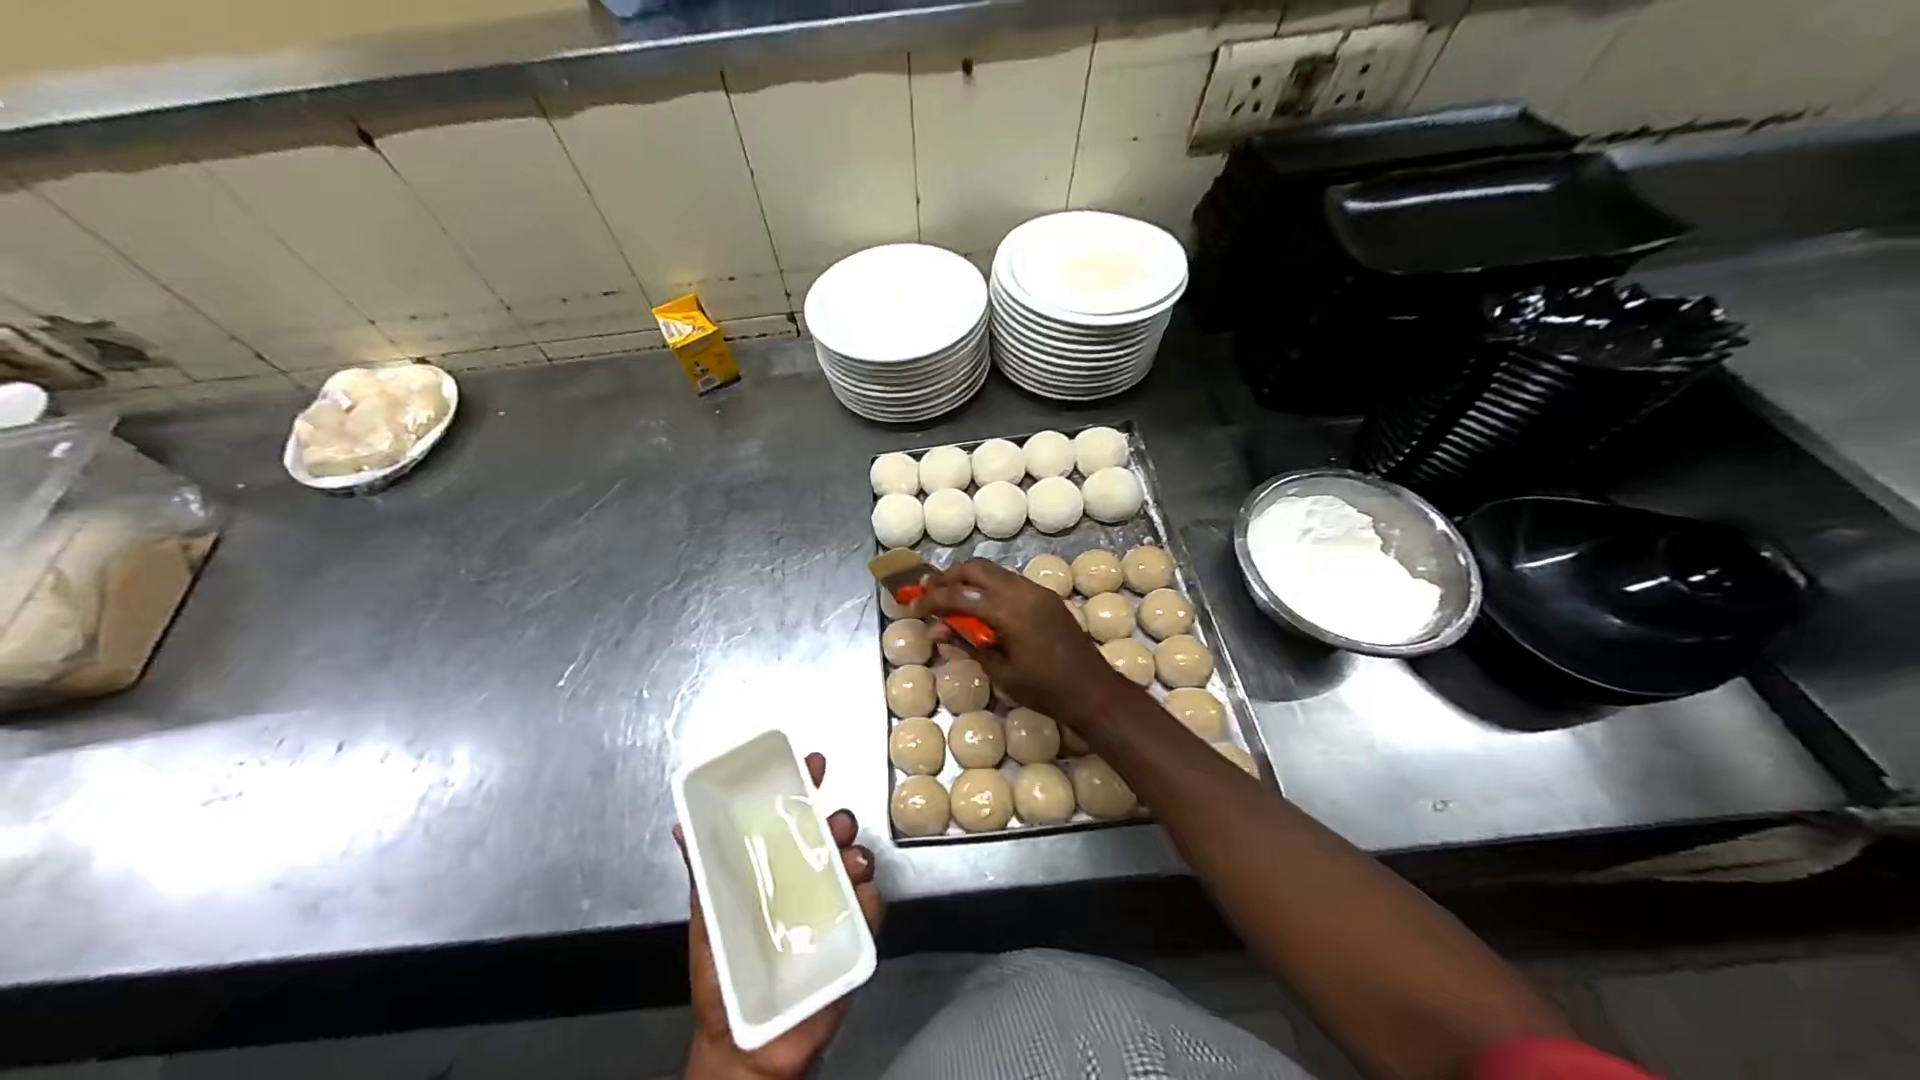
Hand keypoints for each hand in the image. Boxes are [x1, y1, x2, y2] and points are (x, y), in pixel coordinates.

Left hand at [676, 752, 883, 1079]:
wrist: (749, 1047)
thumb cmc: (724, 978)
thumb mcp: (709, 919)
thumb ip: (705, 873)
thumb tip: (682, 827)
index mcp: (775, 868)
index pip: (792, 819)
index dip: (805, 787)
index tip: (812, 764)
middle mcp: (807, 880)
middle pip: (831, 835)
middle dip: (838, 819)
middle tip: (834, 821)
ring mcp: (833, 907)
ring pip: (857, 863)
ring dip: (859, 852)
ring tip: (850, 860)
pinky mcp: (854, 936)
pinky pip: (872, 908)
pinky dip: (870, 898)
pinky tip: (861, 899)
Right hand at [920, 558, 1131, 728]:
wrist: (1093, 690)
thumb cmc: (1045, 690)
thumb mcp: (1001, 671)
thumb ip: (968, 644)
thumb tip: (937, 630)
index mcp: (1010, 611)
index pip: (960, 595)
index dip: (932, 599)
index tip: (913, 607)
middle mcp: (1023, 592)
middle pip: (976, 568)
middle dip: (948, 577)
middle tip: (927, 591)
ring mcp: (1037, 591)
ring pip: (994, 571)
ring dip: (968, 579)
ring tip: (948, 596)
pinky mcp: (1046, 597)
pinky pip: (1010, 581)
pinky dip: (988, 586)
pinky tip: (979, 604)